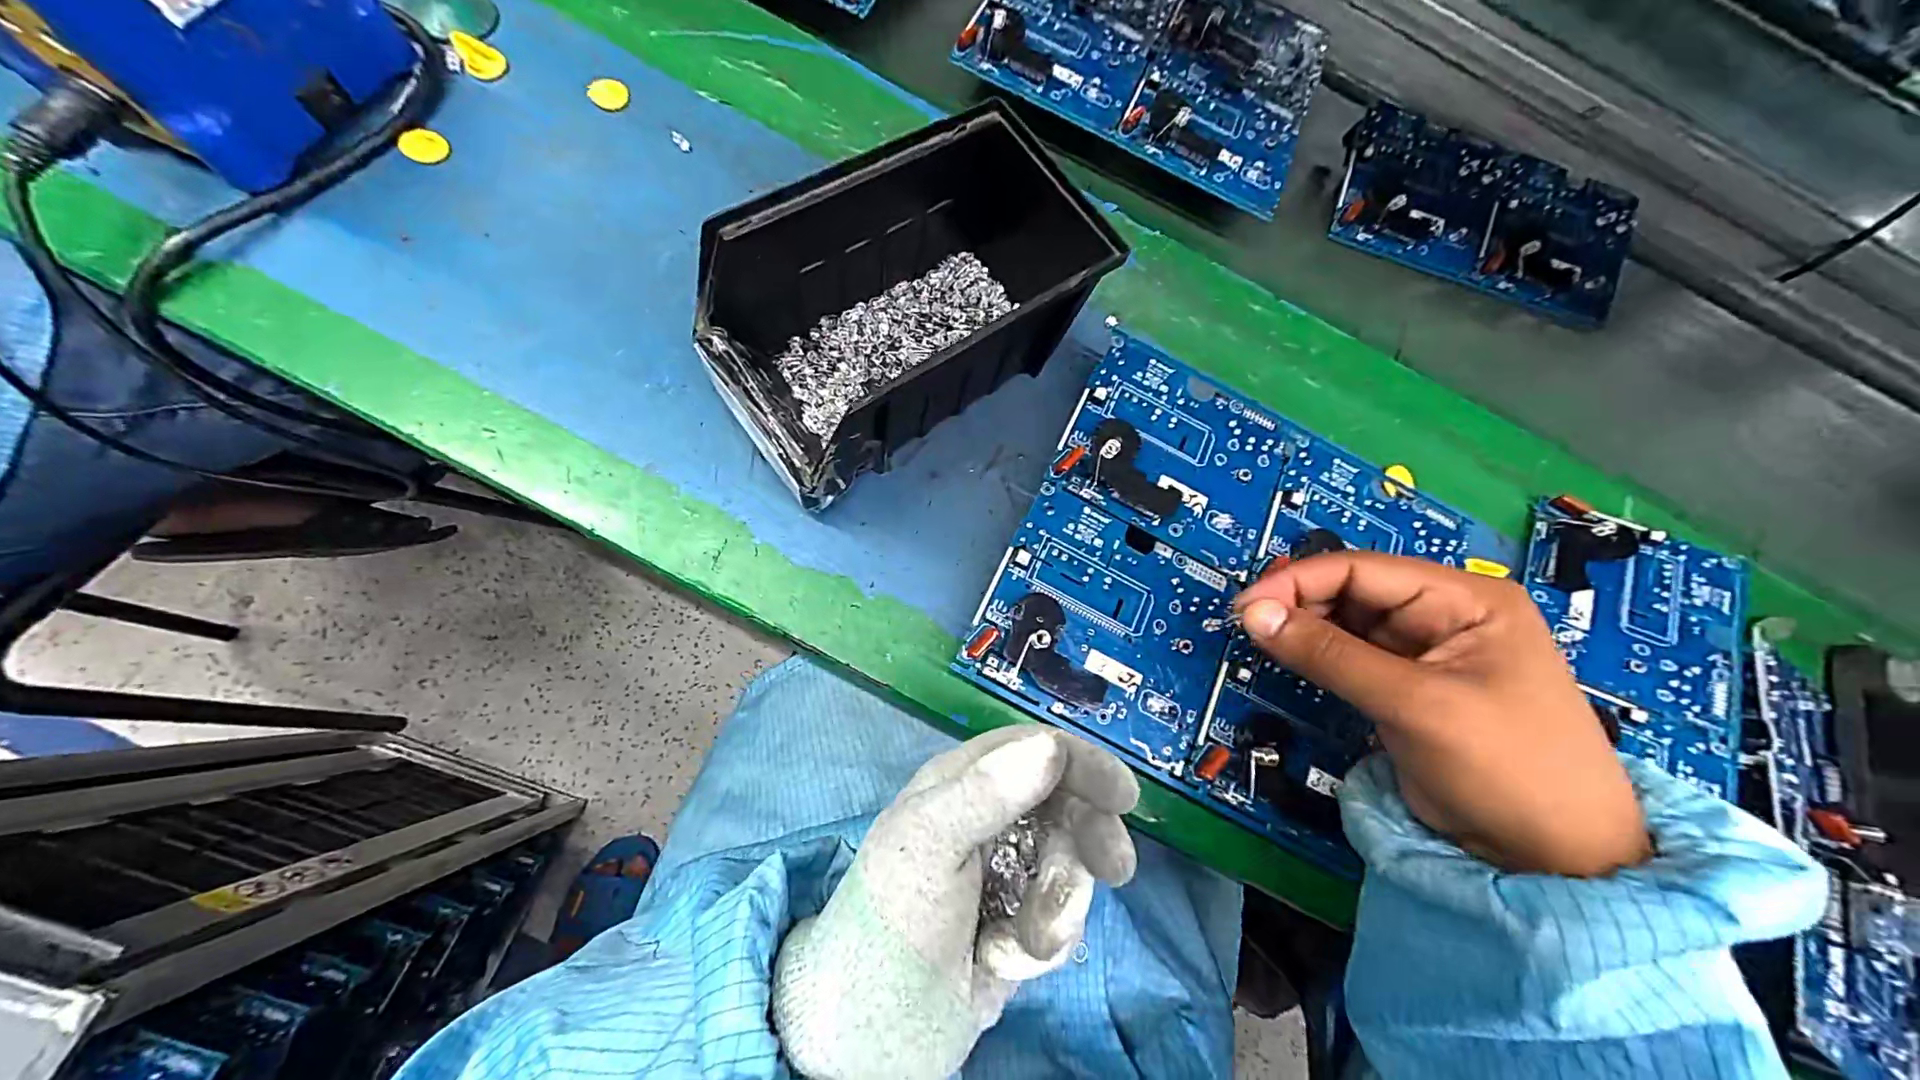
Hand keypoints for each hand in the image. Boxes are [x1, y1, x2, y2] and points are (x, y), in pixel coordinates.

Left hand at [772, 726, 1138, 1079]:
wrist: (872, 1031)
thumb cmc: (892, 919)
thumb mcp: (929, 843)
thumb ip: (985, 792)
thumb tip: (1051, 747)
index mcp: (962, 783)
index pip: (1034, 749)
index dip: (1081, 764)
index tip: (1123, 796)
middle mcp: (989, 818)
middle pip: (1065, 806)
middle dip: (1088, 840)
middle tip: (1117, 870)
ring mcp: (1006, 872)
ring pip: (1069, 865)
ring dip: (1058, 905)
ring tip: (1027, 943)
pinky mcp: (1018, 922)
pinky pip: (1060, 916)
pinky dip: (1044, 941)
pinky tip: (1005, 961)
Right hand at [1234, 550, 1647, 876]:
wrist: (1555, 860)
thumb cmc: (1508, 768)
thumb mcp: (1415, 704)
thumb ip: (1330, 655)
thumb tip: (1253, 614)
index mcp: (1465, 600)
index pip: (1363, 569)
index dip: (1299, 582)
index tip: (1246, 606)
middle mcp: (1443, 615)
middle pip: (1350, 591)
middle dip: (1299, 605)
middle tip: (1250, 628)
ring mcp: (1423, 652)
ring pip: (1344, 623)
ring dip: (1303, 630)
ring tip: (1265, 643)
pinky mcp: (1404, 685)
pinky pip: (1348, 656)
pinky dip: (1316, 656)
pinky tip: (1291, 660)